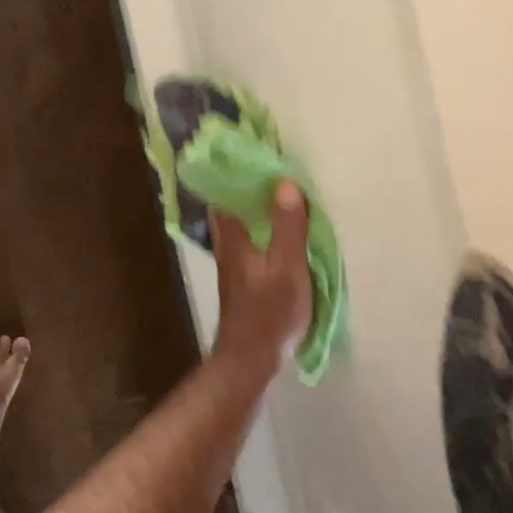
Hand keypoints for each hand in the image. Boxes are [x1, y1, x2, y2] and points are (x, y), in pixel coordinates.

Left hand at [211, 181, 313, 374]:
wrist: (250, 357)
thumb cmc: (269, 312)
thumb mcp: (288, 268)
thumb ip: (288, 227)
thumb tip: (284, 182)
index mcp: (233, 240)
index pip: (224, 196)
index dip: (233, 175)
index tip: (249, 154)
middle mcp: (226, 247)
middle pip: (229, 209)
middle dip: (244, 189)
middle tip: (267, 169)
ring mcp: (231, 265)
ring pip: (237, 227)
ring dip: (252, 210)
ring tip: (276, 194)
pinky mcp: (240, 280)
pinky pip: (247, 243)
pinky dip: (258, 230)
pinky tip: (276, 230)